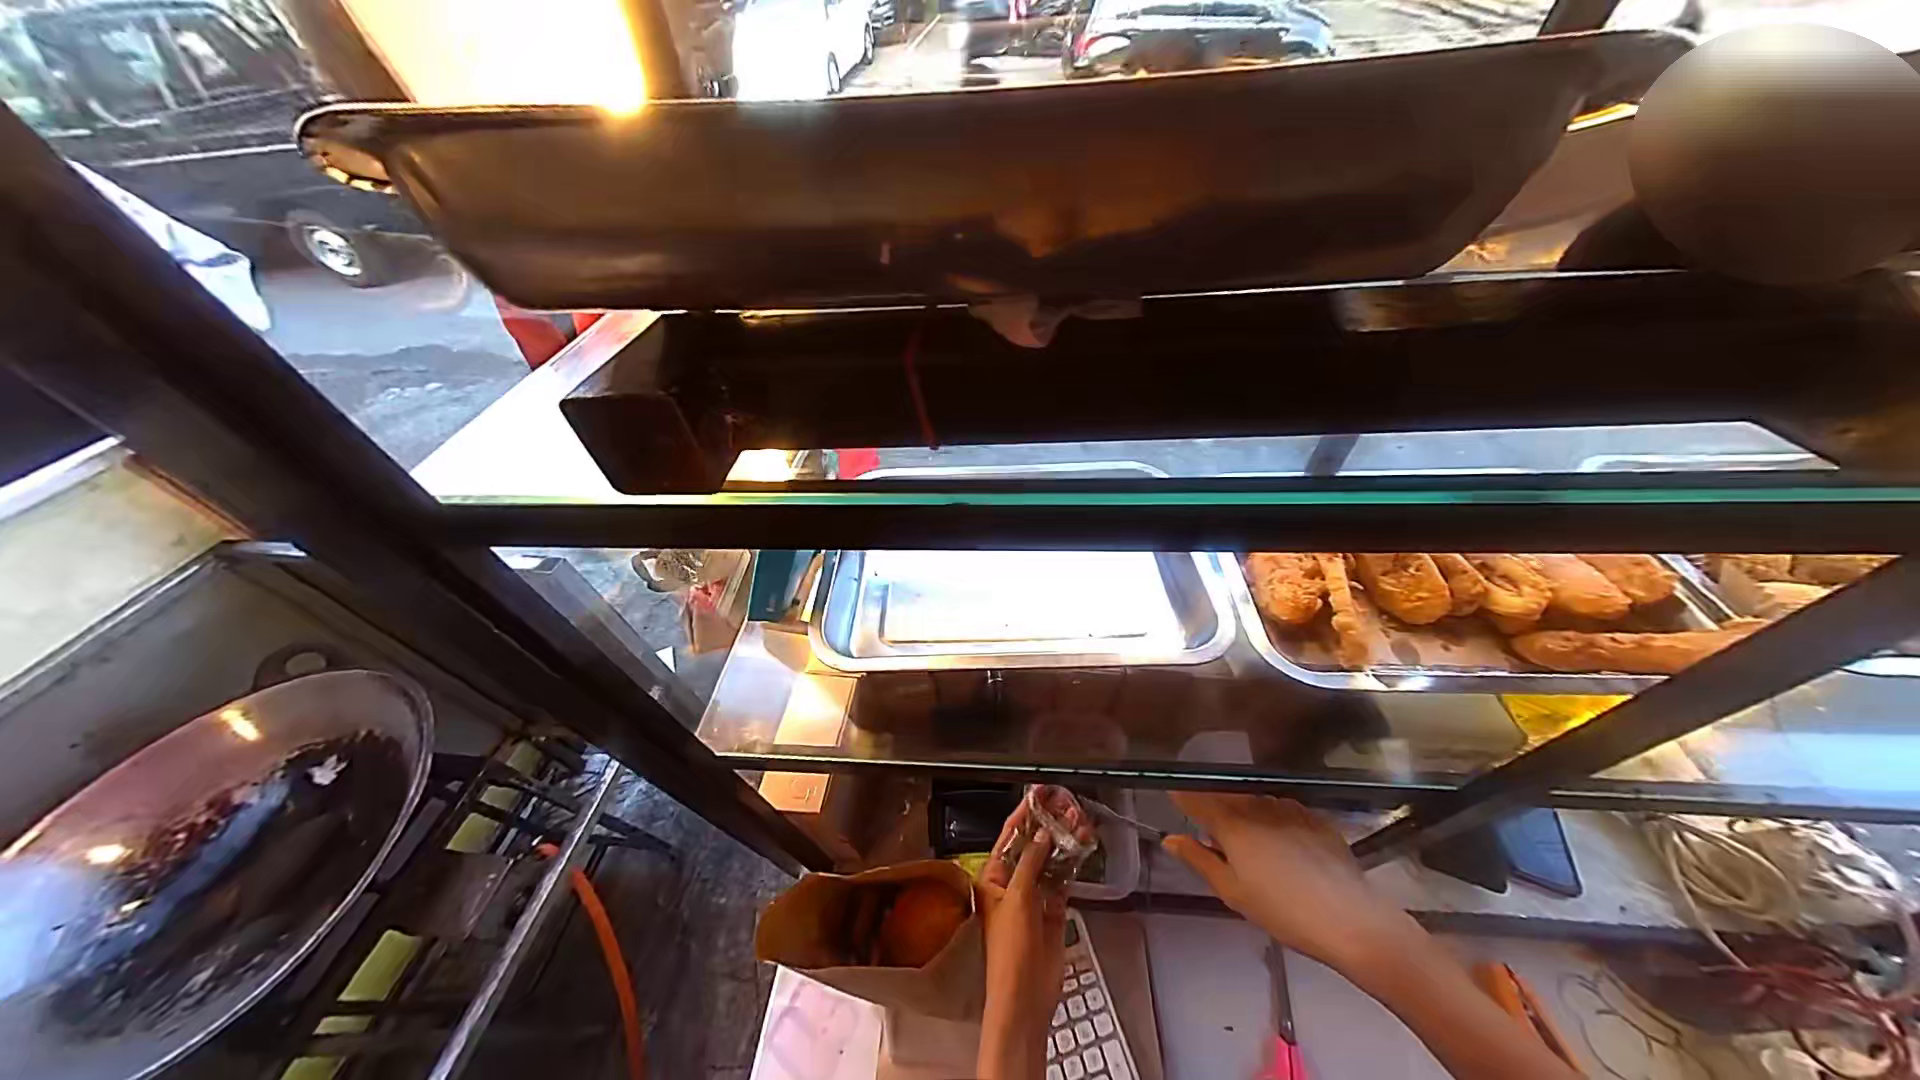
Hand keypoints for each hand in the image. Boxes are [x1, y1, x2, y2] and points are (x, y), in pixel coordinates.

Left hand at [978, 805, 1070, 1079]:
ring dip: (1064, 841)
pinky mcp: (1053, 910)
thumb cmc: (1010, 949)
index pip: (1010, 836)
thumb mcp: (1017, 899)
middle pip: (1033, 845)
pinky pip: (1063, 880)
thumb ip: (1031, 864)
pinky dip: (1073, 863)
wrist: (1026, 995)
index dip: (1024, 813)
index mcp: (993, 876)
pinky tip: (1084, 846)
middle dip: (1049, 824)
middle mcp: (1012, 882)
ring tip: (1080, 819)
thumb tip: (1043, 835)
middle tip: (1066, 803)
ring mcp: (1034, 896)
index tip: (1039, 793)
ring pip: (1050, 860)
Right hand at [1163, 792, 1417, 971]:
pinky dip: (1275, 821)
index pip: (1195, 799)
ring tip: (1252, 845)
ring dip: (1245, 813)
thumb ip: (1199, 860)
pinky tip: (1284, 847)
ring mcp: (1289, 809)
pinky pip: (1284, 811)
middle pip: (1226, 797)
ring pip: (1255, 802)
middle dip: (1215, 809)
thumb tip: (1171, 838)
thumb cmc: (1283, 911)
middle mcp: (1257, 805)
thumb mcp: (1232, 891)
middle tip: (1216, 838)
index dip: (1182, 798)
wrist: (1352, 920)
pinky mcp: (1316, 818)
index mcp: (1231, 822)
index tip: (1174, 801)